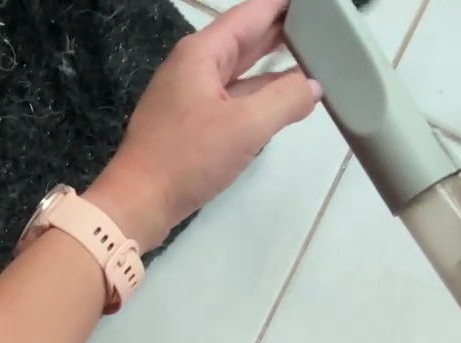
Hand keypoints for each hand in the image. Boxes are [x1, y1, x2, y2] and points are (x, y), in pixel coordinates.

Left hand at [86, 0, 321, 249]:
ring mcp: (186, 99)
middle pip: (246, 41)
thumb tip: (312, 87)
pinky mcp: (185, 129)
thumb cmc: (185, 161)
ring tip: (313, 68)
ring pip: (238, 76)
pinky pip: (227, 104)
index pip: (254, 12)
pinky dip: (253, 103)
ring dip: (271, 74)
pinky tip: (277, 109)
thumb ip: (285, 101)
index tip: (321, 8)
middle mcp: (192, 69)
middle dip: (283, 34)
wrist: (136, 206)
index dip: (287, 5)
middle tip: (325, 34)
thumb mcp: (245, 128)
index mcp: (202, 54)